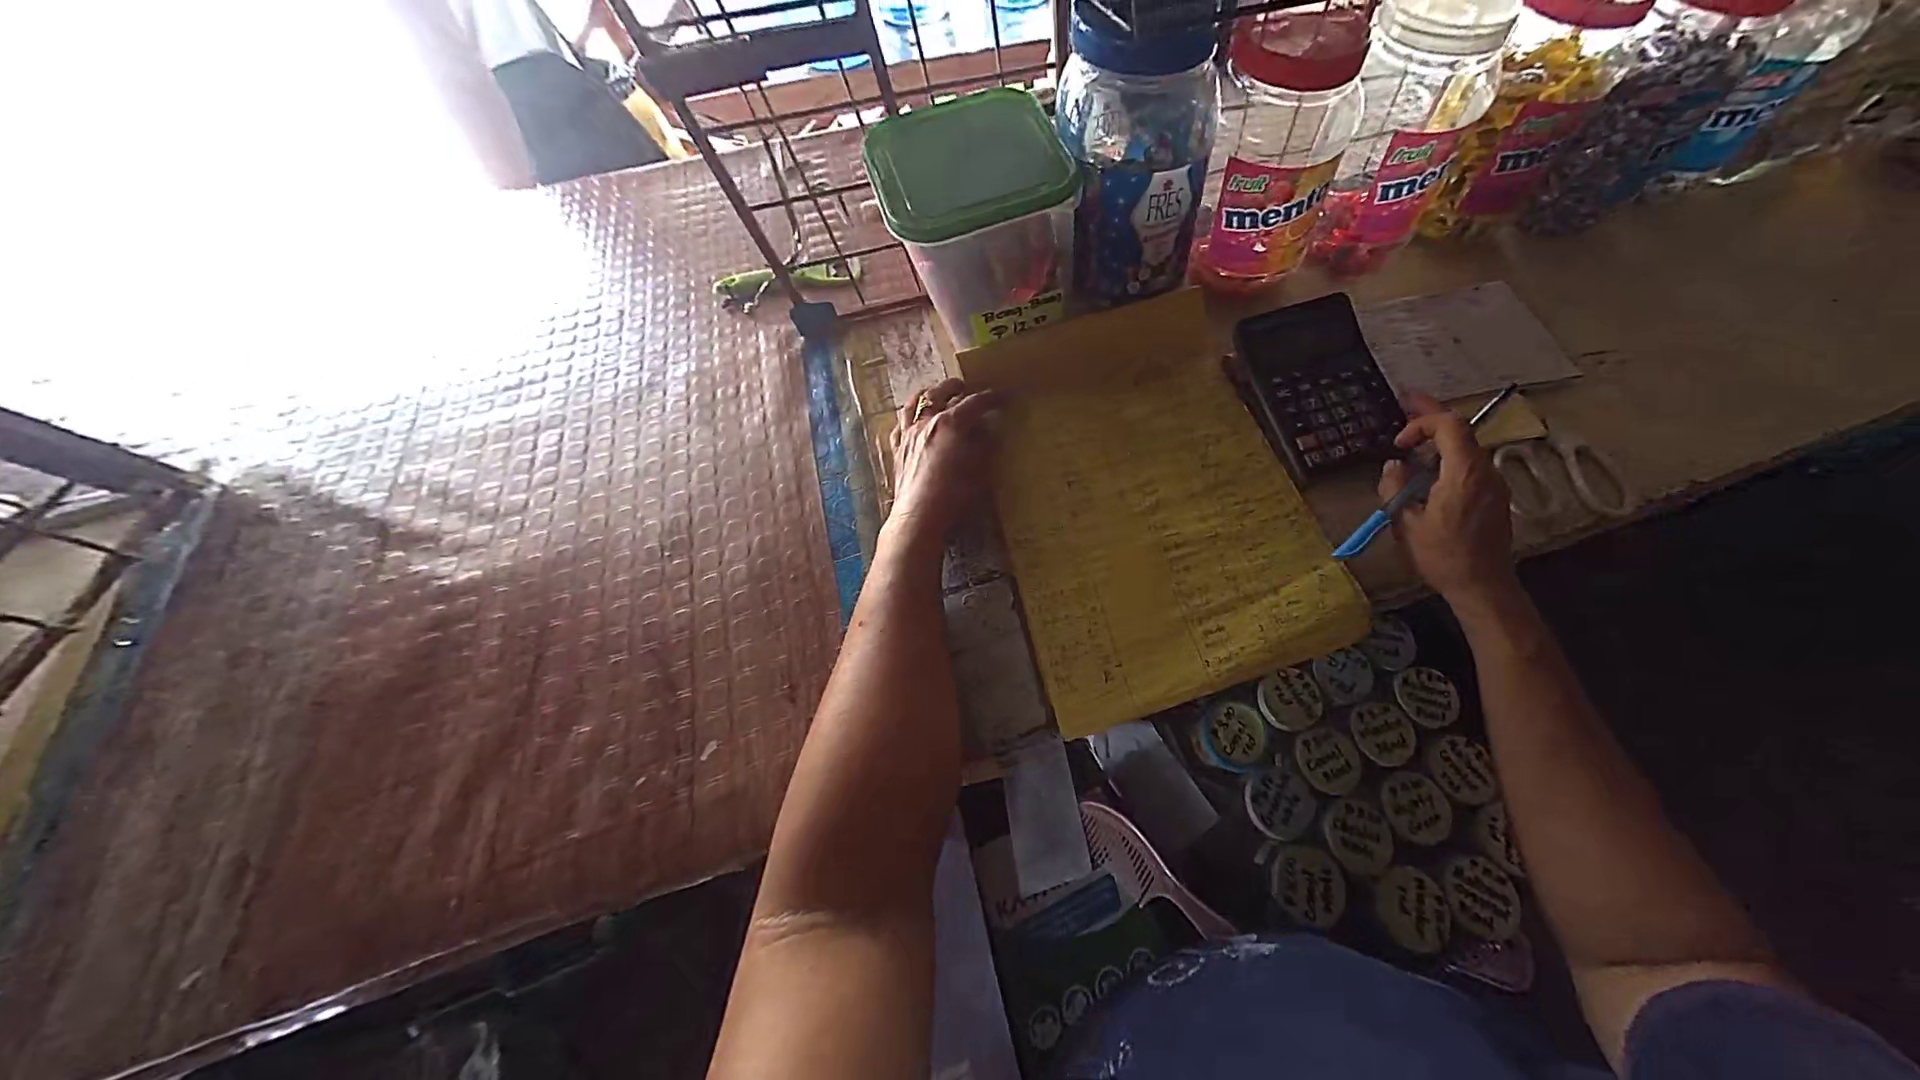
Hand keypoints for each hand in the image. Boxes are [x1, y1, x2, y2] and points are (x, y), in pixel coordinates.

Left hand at [886, 379, 1002, 543]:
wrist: (919, 517)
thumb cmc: (954, 497)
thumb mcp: (980, 470)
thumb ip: (985, 444)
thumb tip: (989, 427)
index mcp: (951, 424)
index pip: (975, 402)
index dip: (992, 398)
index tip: (1003, 397)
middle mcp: (927, 422)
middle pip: (940, 392)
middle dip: (956, 387)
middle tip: (968, 389)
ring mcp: (908, 434)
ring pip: (914, 402)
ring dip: (928, 393)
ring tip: (936, 393)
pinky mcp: (897, 449)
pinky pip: (900, 424)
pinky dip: (909, 417)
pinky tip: (913, 420)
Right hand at [1379, 393, 1517, 601]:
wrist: (1482, 584)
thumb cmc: (1441, 555)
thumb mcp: (1405, 522)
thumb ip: (1395, 487)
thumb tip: (1394, 465)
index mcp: (1464, 473)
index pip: (1450, 425)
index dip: (1422, 423)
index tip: (1399, 443)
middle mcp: (1485, 472)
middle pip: (1461, 430)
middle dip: (1431, 415)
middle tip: (1407, 400)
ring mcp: (1492, 484)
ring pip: (1464, 449)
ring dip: (1437, 441)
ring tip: (1410, 443)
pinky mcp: (1492, 497)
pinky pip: (1468, 467)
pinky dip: (1446, 460)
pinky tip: (1426, 473)